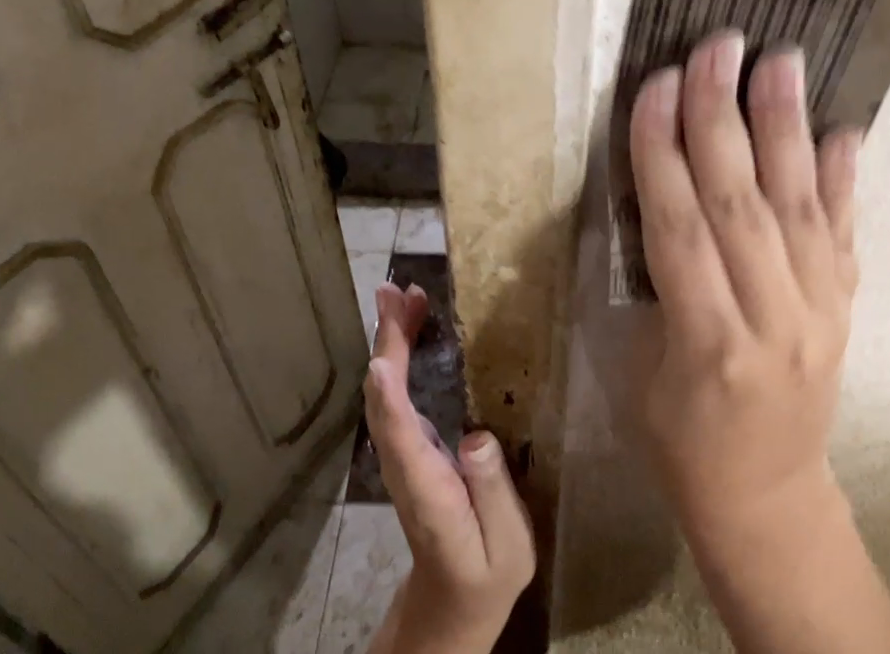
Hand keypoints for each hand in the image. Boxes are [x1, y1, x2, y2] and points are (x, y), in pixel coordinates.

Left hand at [364, 282, 535, 653]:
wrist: (452, 595)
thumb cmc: (486, 571)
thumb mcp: (507, 546)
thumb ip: (492, 492)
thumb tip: (476, 438)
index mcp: (427, 488)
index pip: (400, 439)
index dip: (389, 397)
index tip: (382, 356)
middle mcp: (404, 462)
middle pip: (383, 398)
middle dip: (388, 343)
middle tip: (398, 293)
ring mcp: (402, 451)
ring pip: (383, 390)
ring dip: (391, 340)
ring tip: (404, 295)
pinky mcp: (409, 444)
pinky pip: (394, 392)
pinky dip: (398, 355)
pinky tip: (412, 327)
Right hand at [628, 31, 862, 556]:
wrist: (764, 498)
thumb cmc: (678, 440)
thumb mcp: (635, 371)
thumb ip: (645, 281)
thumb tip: (649, 192)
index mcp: (705, 342)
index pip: (680, 226)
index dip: (661, 150)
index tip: (653, 83)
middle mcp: (772, 320)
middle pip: (742, 202)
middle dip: (723, 116)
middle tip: (717, 46)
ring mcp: (820, 313)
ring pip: (800, 206)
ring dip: (786, 126)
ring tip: (781, 59)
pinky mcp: (845, 310)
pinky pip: (845, 234)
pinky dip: (843, 178)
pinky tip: (841, 128)